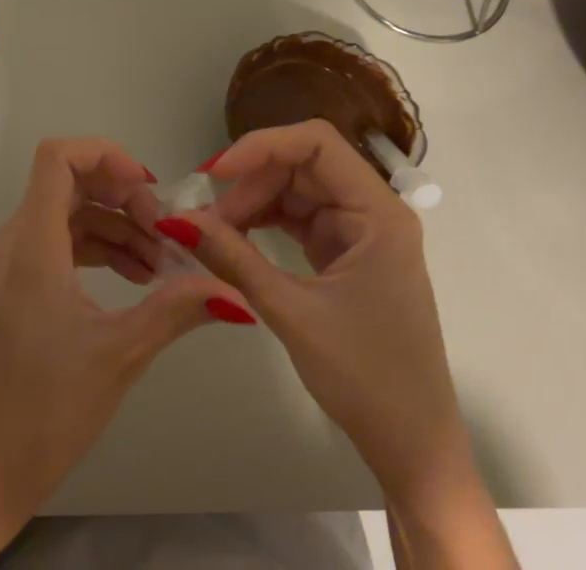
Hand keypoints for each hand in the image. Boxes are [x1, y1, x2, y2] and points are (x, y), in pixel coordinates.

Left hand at [0, 138, 251, 568]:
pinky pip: (59, 247)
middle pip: (68, 185)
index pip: (57, 157)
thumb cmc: (46, 406)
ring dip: (117, 229)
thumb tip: (232, 290)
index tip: (152, 191)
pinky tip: (138, 282)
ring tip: (166, 267)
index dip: (107, 156)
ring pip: (67, 217)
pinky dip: (99, 252)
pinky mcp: (15, 289)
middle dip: (124, 199)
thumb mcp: (119, 353)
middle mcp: (14, 242)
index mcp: (31, 243)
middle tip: (169, 237)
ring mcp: (11, 265)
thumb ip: (175, 309)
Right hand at [155, 120, 463, 497]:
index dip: (261, 146)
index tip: (213, 174)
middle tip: (203, 219)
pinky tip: (232, 241)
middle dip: (249, 183)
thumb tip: (174, 220)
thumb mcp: (291, 311)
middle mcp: (373, 213)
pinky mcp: (345, 257)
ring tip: (210, 234)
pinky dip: (263, 226)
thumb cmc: (365, 375)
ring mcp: (360, 235)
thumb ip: (233, 259)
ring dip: (251, 205)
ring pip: (296, 194)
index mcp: (378, 214)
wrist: (411, 441)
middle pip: (302, 167)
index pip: (317, 144)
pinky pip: (298, 222)